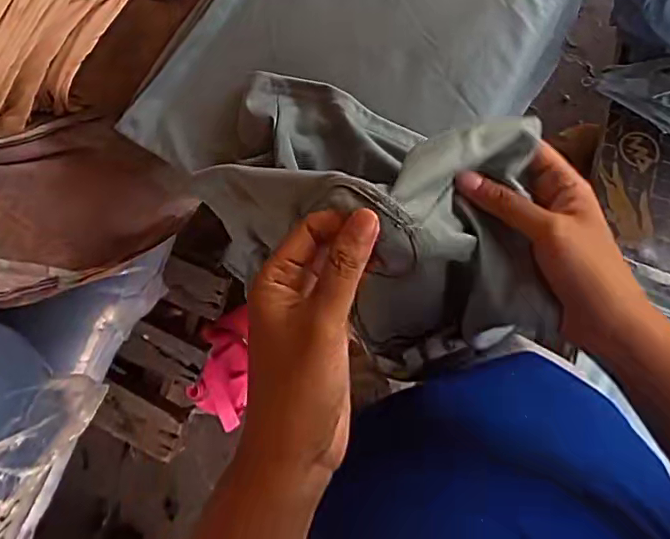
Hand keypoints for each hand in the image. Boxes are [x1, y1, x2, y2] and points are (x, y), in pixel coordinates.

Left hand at [240, 207, 379, 479]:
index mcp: (274, 278)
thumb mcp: (324, 320)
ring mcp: (306, 310)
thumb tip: (367, 216)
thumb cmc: (301, 385)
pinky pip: (342, 293)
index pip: (308, 230)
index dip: (339, 219)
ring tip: (395, 244)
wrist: (296, 455)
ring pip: (334, 269)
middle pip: (321, 247)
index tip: (379, 216)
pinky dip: (361, 281)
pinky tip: (384, 274)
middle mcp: (287, 288)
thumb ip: (345, 267)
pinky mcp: (325, 331)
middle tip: (393, 226)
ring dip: (358, 258)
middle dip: (351, 235)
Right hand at [455, 142, 655, 356]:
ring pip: (502, 201)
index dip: (503, 141)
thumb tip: (465, 176)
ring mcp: (537, 225)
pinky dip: (480, 220)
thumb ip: (506, 203)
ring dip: (478, 196)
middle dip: (482, 169)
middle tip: (447, 161)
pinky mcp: (525, 249)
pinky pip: (499, 226)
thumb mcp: (549, 230)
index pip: (532, 150)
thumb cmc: (591, 272)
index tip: (468, 138)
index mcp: (566, 186)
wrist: (610, 330)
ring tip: (443, 183)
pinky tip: (455, 213)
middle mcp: (549, 200)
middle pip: (512, 175)